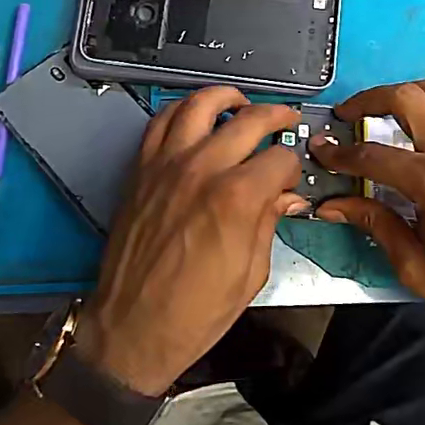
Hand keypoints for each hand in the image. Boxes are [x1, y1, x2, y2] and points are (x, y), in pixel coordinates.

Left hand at [83, 87, 303, 395]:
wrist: (132, 327)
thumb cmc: (196, 311)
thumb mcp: (251, 273)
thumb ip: (270, 222)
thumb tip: (286, 196)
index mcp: (237, 198)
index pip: (280, 158)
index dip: (292, 166)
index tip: (290, 178)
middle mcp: (202, 168)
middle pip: (249, 119)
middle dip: (276, 116)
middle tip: (285, 120)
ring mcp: (167, 164)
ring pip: (200, 103)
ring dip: (227, 96)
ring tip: (241, 104)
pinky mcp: (141, 168)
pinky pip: (161, 121)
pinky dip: (182, 111)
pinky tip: (196, 119)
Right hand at [311, 79, 424, 370]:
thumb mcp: (417, 267)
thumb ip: (374, 224)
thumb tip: (335, 205)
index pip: (374, 154)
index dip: (341, 153)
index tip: (322, 151)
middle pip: (410, 99)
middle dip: (371, 100)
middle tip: (350, 113)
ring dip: (417, 90)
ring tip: (396, 105)